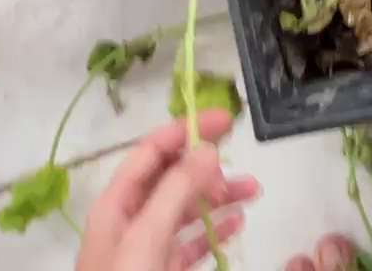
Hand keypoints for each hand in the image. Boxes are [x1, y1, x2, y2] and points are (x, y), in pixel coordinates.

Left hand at [76, 111, 260, 270]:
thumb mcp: (147, 240)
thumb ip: (177, 191)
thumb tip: (208, 148)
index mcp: (117, 205)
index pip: (153, 150)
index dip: (188, 129)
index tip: (229, 120)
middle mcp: (129, 222)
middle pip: (171, 178)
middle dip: (209, 166)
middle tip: (244, 166)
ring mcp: (143, 252)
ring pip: (185, 209)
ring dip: (218, 196)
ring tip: (253, 192)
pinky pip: (189, 243)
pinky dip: (213, 229)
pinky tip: (236, 224)